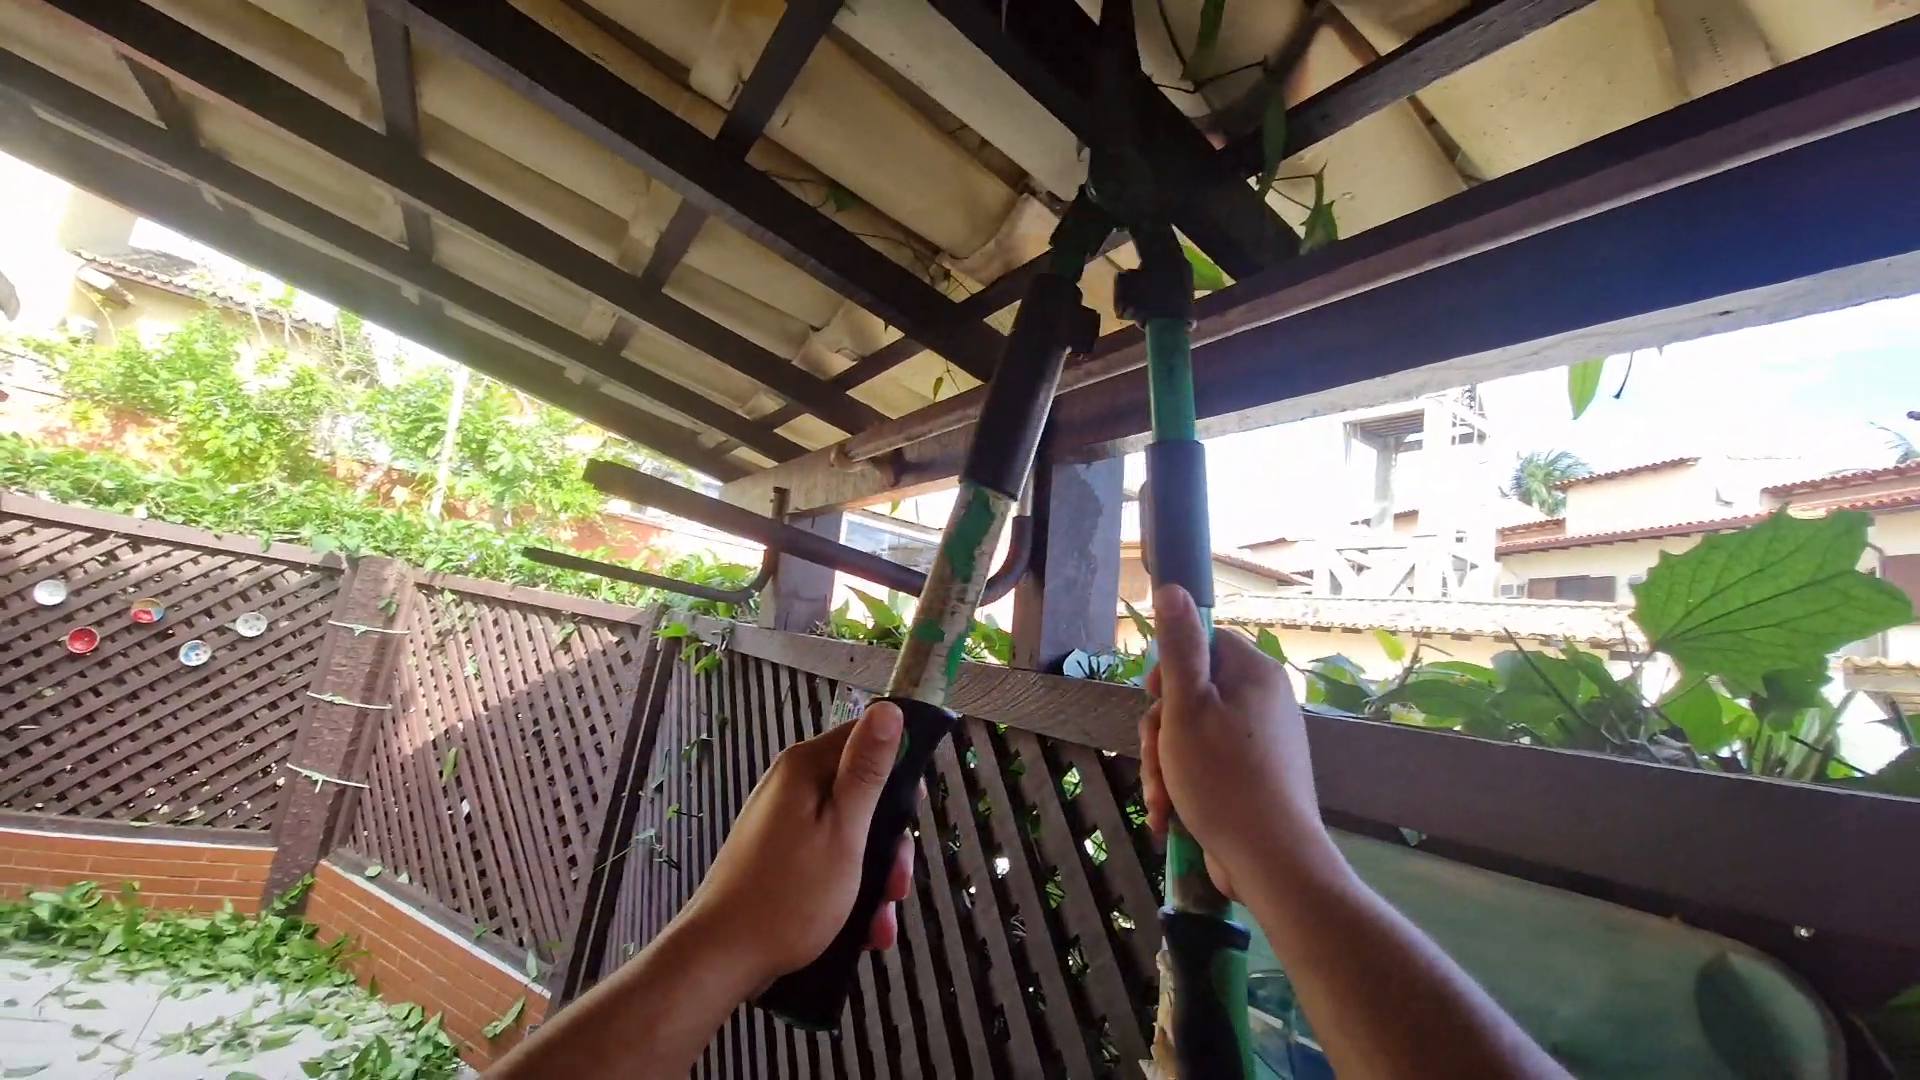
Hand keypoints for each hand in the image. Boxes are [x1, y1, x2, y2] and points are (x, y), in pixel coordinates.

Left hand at [676, 702, 915, 993]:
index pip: (865, 737)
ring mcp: (784, 821)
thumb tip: (888, 708)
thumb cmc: (790, 894)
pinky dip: (848, 886)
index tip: (913, 810)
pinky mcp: (779, 854)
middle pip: (860, 791)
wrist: (719, 960)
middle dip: (888, 839)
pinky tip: (862, 928)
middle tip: (897, 885)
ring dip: (874, 873)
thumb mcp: (844, 830)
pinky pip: (827, 855)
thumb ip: (867, 769)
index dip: (897, 767)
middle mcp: (792, 784)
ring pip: (849, 830)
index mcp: (805, 767)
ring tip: (881, 920)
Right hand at [1139, 584, 1336, 898]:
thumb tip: (1174, 588)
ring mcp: (1260, 744)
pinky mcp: (1254, 779)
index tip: (1154, 697)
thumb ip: (1178, 647)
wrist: (1271, 862)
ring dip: (1165, 765)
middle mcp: (1263, 703)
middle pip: (1191, 694)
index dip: (1169, 669)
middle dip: (1161, 732)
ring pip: (1191, 735)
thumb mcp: (1187, 705)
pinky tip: (1170, 816)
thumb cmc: (1222, 776)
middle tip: (1157, 758)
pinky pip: (1207, 765)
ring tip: (1162, 800)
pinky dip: (1184, 786)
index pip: (1203, 644)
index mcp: (1254, 675)